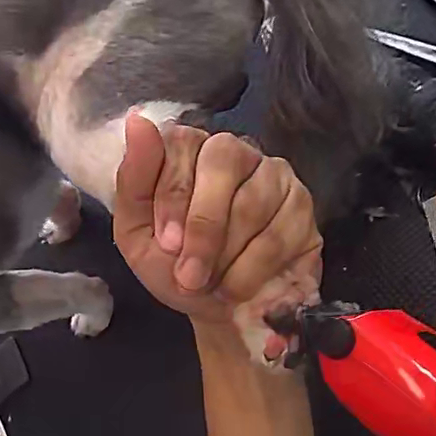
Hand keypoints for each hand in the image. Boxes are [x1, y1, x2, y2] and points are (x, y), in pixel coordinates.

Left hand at [113, 114, 321, 326]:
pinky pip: (281, 232)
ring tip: (217, 287)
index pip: (183, 144)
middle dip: (203, 227)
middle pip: (224, 162)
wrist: (217, 313)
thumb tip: (138, 121)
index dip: (173, 196)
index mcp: (191, 150)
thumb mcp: (137, 234)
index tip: (168, 245)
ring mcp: (276, 176)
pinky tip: (244, 286)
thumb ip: (134, 180)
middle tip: (191, 276)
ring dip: (229, 254)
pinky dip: (256, 268)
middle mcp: (237, 152)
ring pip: (253, 201)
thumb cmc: (176, 270)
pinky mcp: (302, 208)